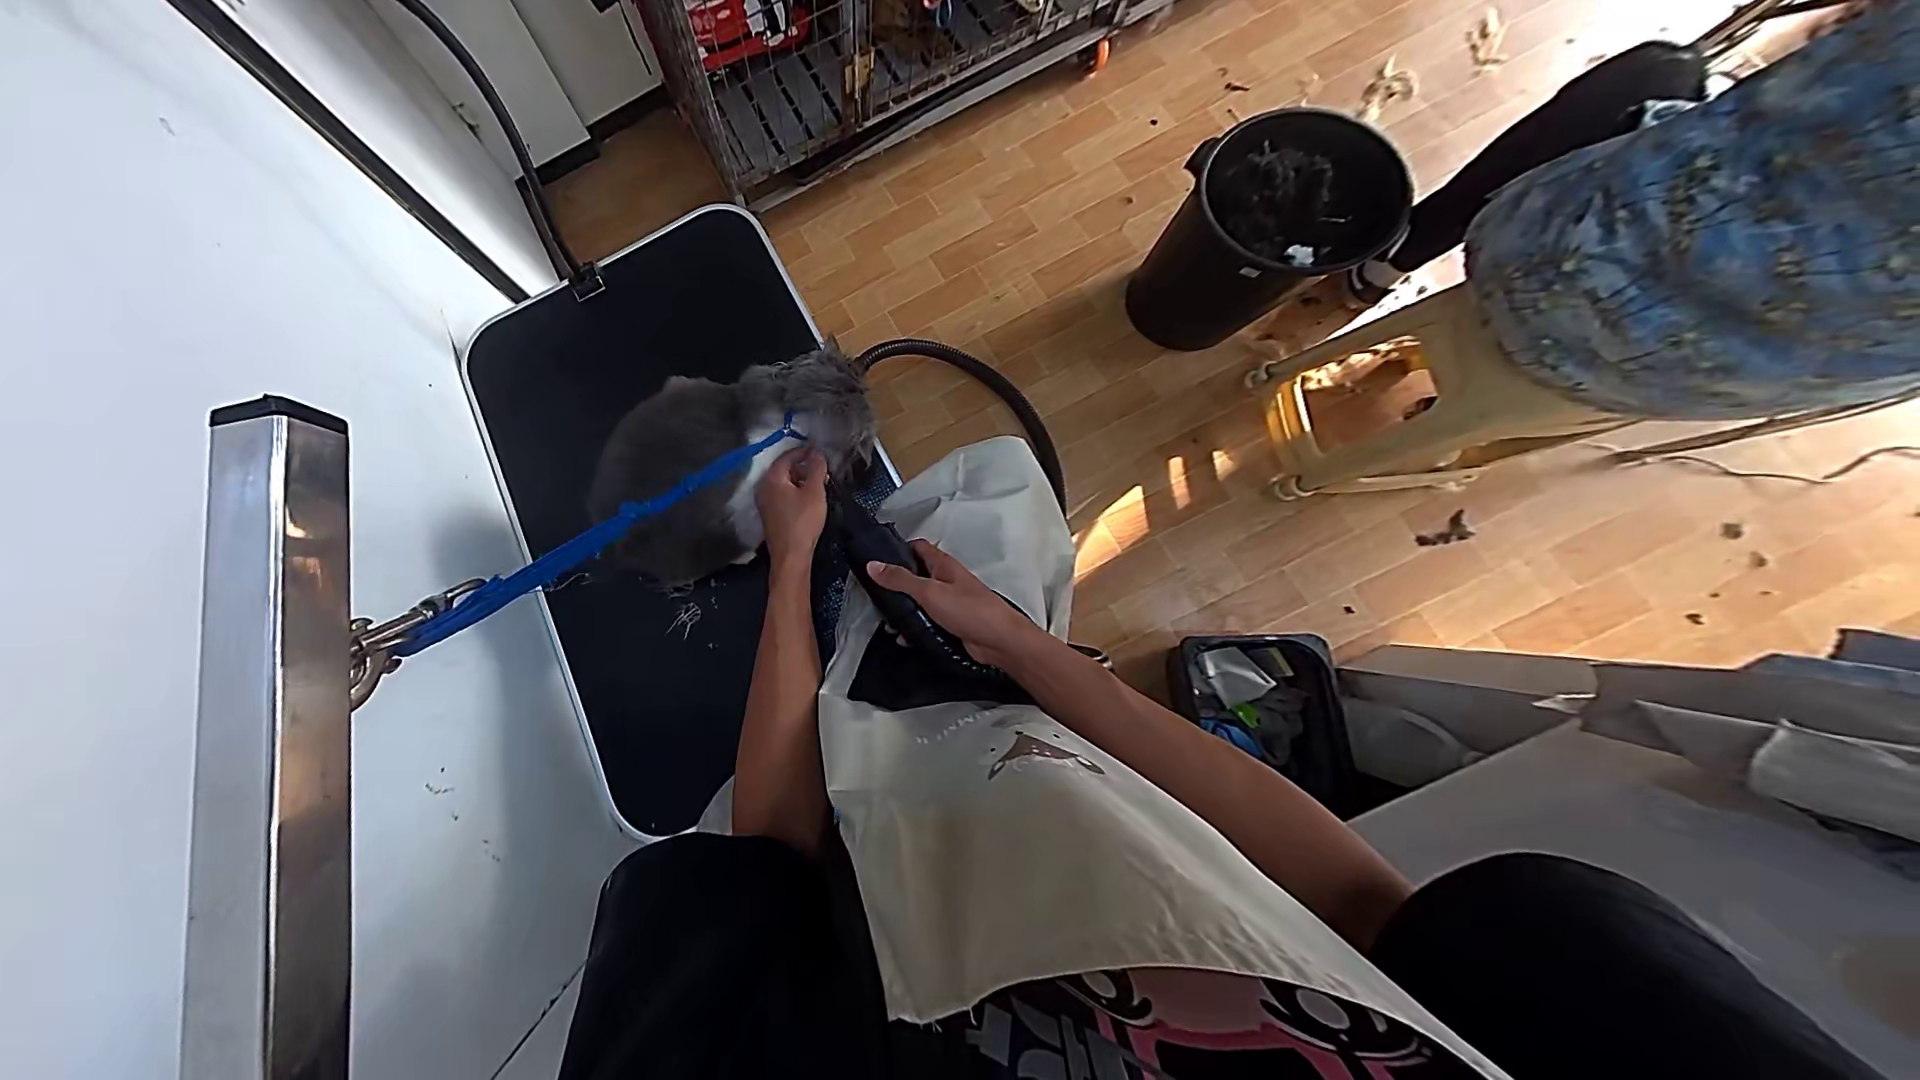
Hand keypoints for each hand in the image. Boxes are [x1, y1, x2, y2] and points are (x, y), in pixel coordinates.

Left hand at [757, 447, 826, 568]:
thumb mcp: (814, 492)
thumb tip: (817, 453)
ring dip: (800, 479)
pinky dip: (795, 490)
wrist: (791, 554)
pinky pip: (783, 495)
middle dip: (802, 465)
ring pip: (784, 483)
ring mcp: (765, 502)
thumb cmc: (803, 521)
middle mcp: (764, 488)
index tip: (818, 450)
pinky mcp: (771, 515)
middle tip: (821, 466)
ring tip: (818, 481)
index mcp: (772, 479)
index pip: (787, 456)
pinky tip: (809, 497)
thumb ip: (816, 469)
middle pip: (783, 469)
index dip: (804, 451)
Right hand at [867, 539, 1051, 669]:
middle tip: (880, 594)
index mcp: (944, 565)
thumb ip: (900, 579)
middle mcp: (947, 581)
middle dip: (898, 586)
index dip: (899, 549)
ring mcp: (951, 602)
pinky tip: (907, 637)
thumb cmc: (972, 611)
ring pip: (921, 602)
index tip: (880, 558)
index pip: (919, 547)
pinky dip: (917, 628)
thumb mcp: (929, 592)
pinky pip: (929, 622)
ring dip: (906, 611)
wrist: (999, 641)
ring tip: (890, 621)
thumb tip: (875, 565)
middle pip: (917, 576)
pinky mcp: (952, 622)